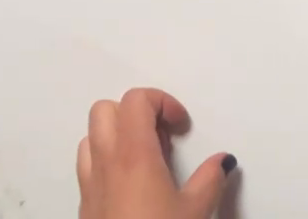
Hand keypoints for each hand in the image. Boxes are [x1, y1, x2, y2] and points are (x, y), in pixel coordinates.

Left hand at [77, 88, 234, 218]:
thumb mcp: (195, 212)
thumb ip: (210, 179)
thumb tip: (224, 160)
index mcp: (133, 153)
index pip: (136, 99)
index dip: (161, 101)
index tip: (181, 127)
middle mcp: (105, 161)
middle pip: (106, 109)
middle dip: (133, 113)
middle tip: (161, 139)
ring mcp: (89, 184)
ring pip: (91, 136)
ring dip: (115, 136)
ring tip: (145, 161)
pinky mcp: (83, 207)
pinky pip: (87, 166)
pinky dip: (105, 163)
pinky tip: (130, 188)